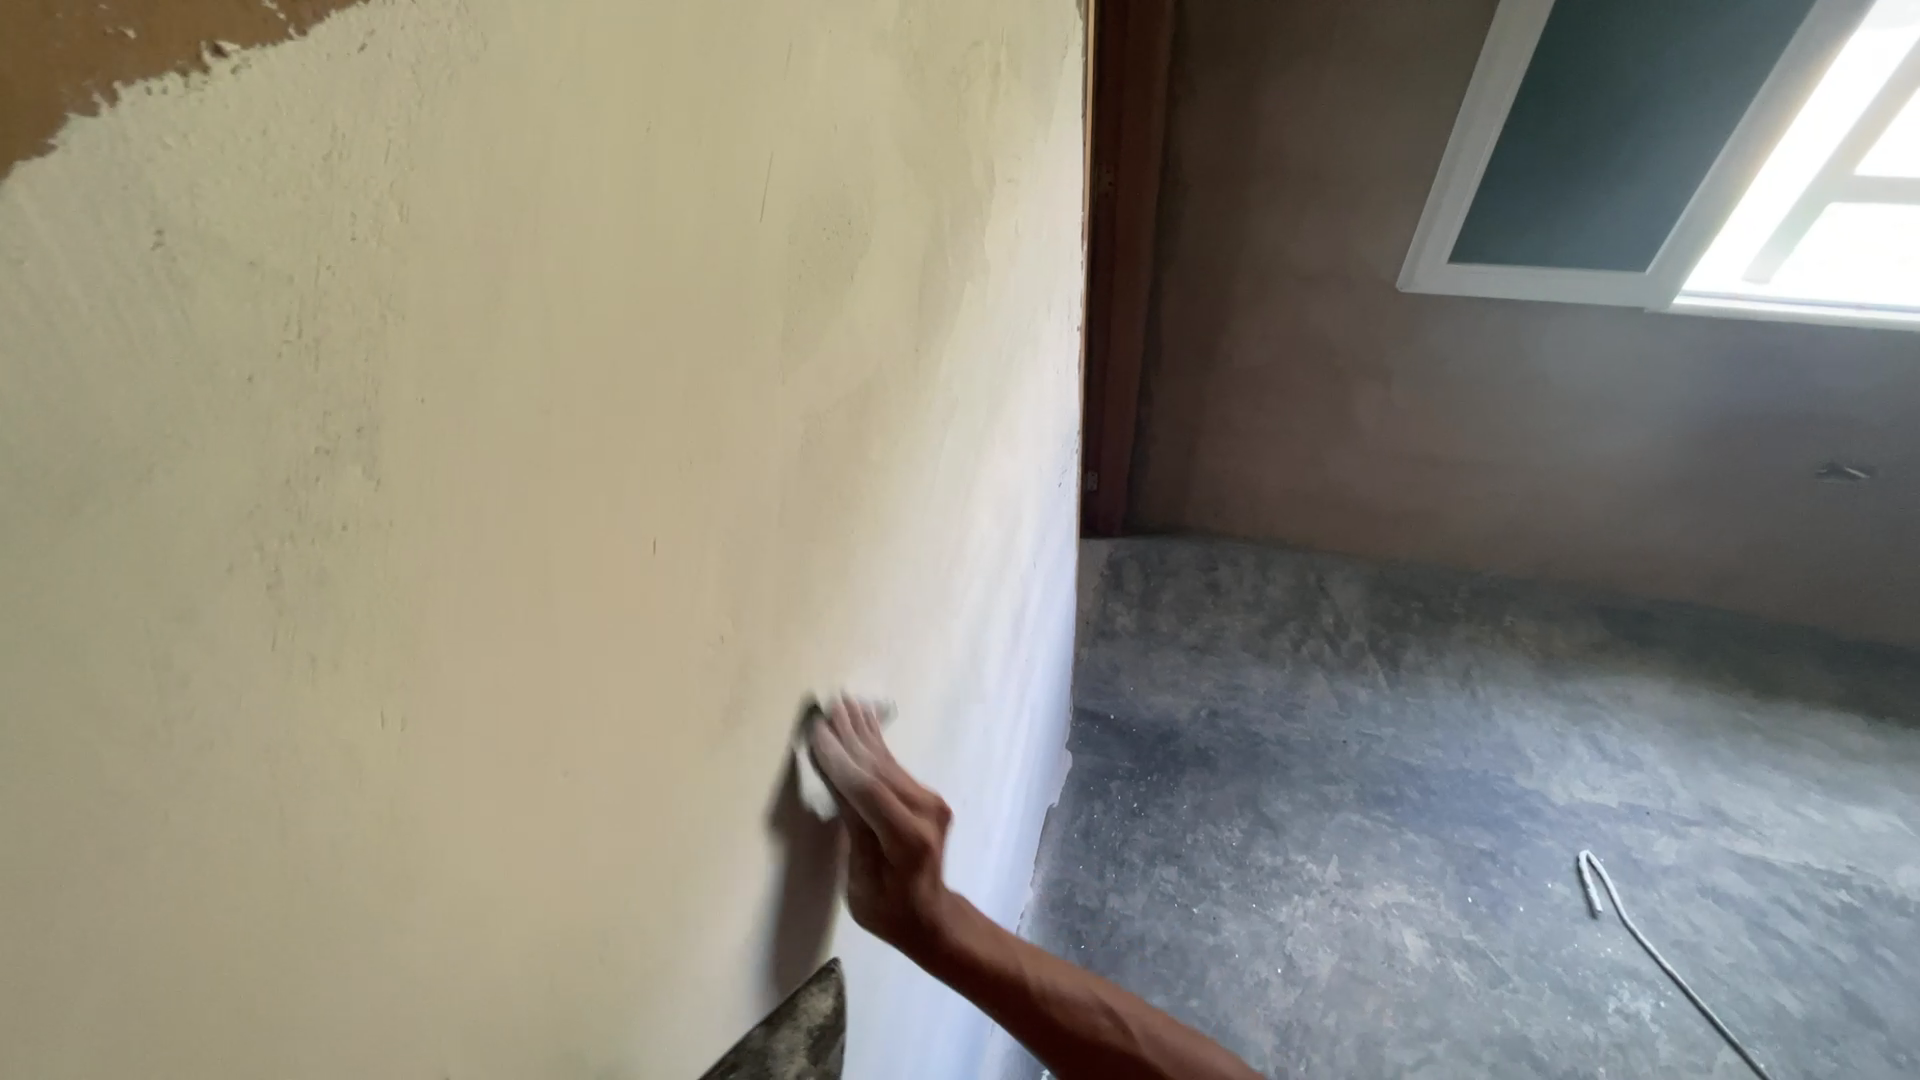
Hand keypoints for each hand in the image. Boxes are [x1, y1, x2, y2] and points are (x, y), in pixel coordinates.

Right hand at [807, 697, 956, 954]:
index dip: (840, 761)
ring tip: (846, 703)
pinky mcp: (926, 796)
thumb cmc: (887, 913)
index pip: (868, 791)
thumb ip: (854, 833)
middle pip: (879, 768)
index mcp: (907, 839)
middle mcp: (925, 812)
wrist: (929, 916)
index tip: (818, 732)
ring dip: (863, 732)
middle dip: (851, 737)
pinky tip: (867, 722)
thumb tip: (840, 786)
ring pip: (887, 762)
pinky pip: (894, 767)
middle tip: (831, 705)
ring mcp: (930, 801)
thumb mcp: (859, 885)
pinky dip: (876, 744)